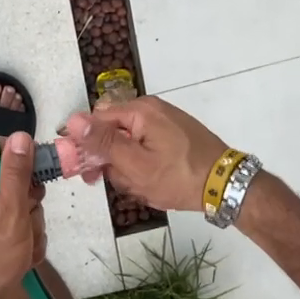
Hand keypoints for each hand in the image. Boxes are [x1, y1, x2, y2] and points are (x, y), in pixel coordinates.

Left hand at [0, 131, 44, 298]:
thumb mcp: (10, 212)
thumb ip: (16, 173)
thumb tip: (21, 135)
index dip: (9, 147)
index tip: (29, 166)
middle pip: (11, 174)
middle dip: (29, 195)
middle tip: (28, 212)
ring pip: (20, 202)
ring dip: (31, 222)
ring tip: (26, 243)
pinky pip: (19, 225)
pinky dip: (26, 239)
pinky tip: (25, 256)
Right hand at [62, 96, 230, 213]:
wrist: (227, 187)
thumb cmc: (178, 177)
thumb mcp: (135, 164)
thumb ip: (103, 142)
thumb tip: (72, 121)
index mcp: (140, 111)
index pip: (96, 120)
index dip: (87, 146)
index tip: (86, 173)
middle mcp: (151, 110)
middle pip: (113, 132)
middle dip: (113, 161)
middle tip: (125, 184)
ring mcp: (165, 122)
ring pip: (130, 144)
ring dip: (130, 168)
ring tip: (144, 187)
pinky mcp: (175, 136)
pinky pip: (147, 148)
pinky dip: (145, 167)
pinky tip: (154, 184)